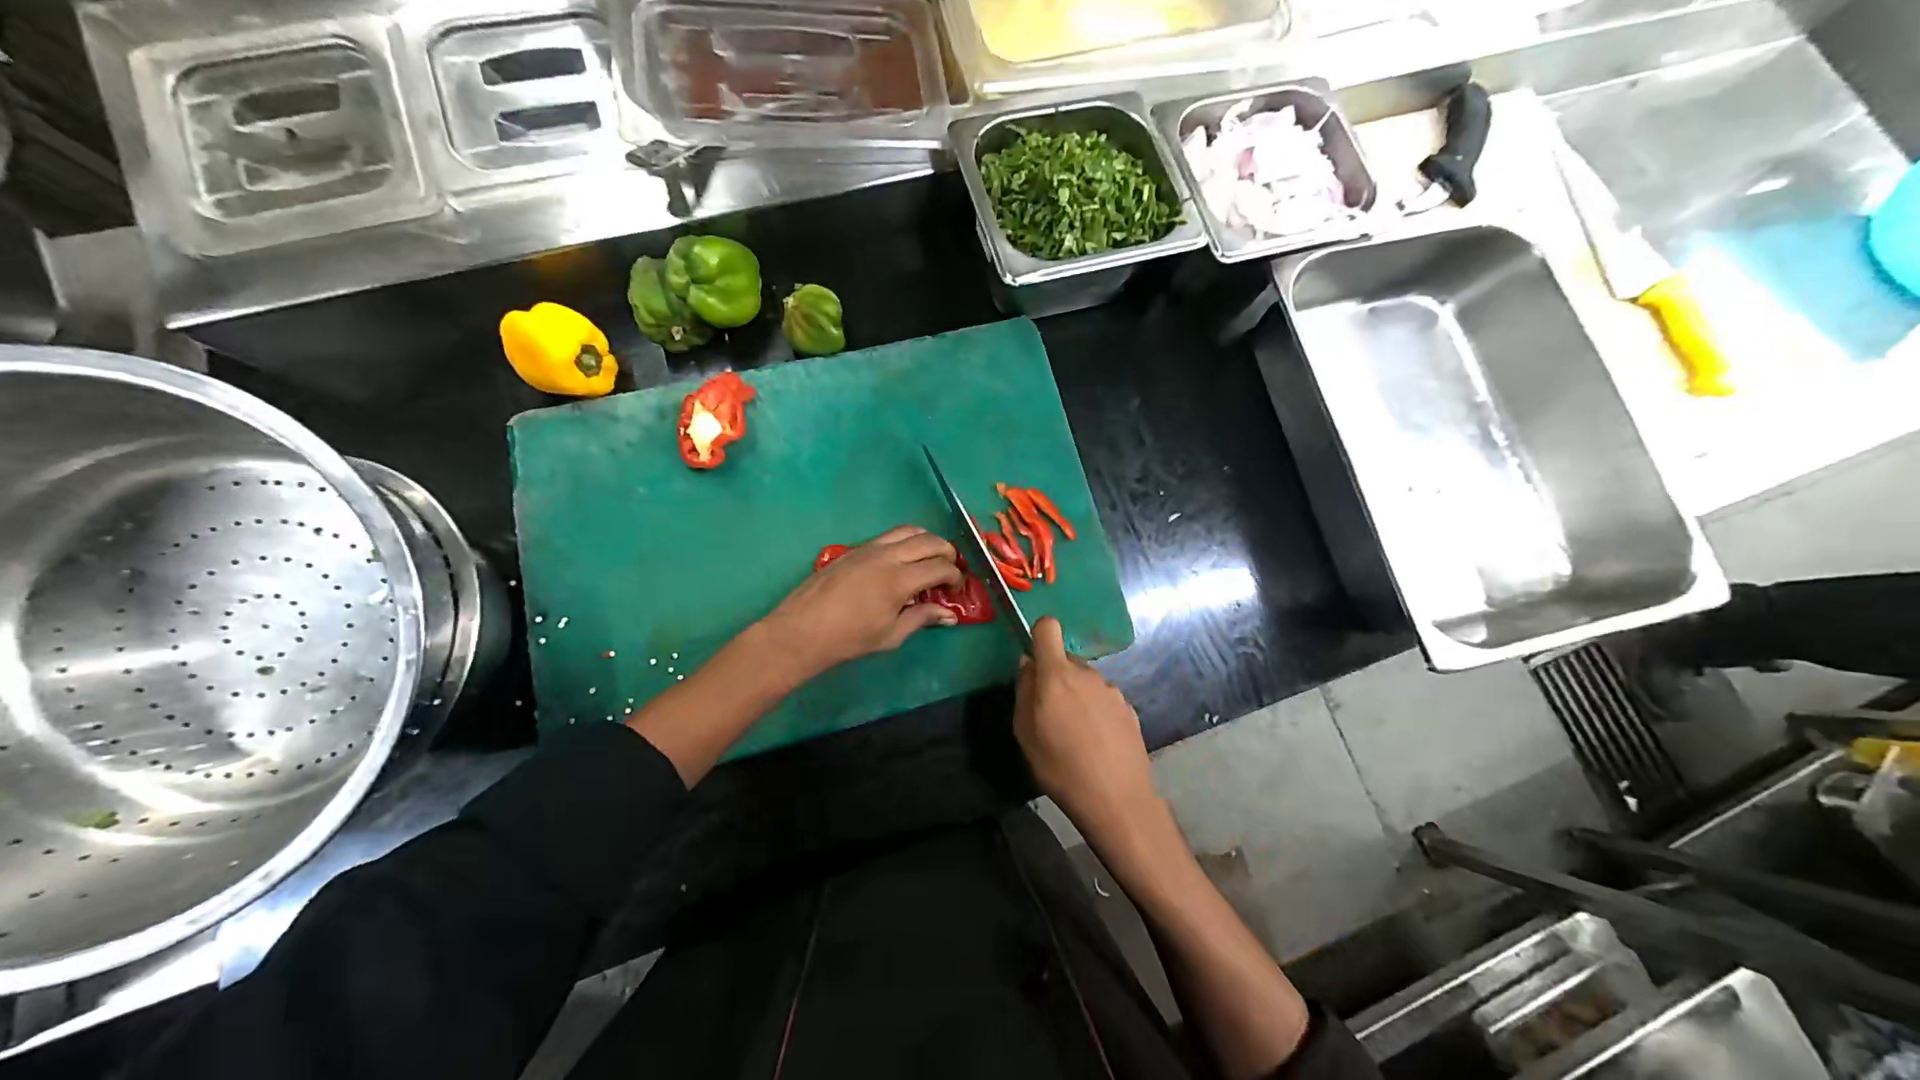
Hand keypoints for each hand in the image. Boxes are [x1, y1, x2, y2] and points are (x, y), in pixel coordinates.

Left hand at [758, 525, 963, 679]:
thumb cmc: (849, 639)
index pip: (940, 566)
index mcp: (900, 579)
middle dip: (947, 552)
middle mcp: (887, 556)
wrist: (802, 630)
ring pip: (907, 531)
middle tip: (950, 569)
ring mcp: (868, 549)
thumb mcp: (891, 635)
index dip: (955, 576)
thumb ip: (922, 618)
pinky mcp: (854, 550)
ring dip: (926, 540)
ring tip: (930, 557)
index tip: (957, 589)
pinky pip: (887, 537)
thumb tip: (950, 614)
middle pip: (928, 540)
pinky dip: (904, 541)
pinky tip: (902, 561)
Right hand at [1013, 617, 1156, 835]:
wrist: (1117, 799)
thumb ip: (1024, 691)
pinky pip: (1104, 700)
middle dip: (1055, 678)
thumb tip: (1029, 666)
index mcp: (1057, 675)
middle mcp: (1088, 674)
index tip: (1034, 660)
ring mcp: (1112, 691)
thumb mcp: (1025, 733)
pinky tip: (1097, 744)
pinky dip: (1096, 713)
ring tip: (1075, 735)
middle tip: (1049, 715)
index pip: (1048, 628)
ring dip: (1077, 697)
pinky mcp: (1129, 709)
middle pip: (1066, 661)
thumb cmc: (1060, 767)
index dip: (1038, 636)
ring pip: (1086, 682)